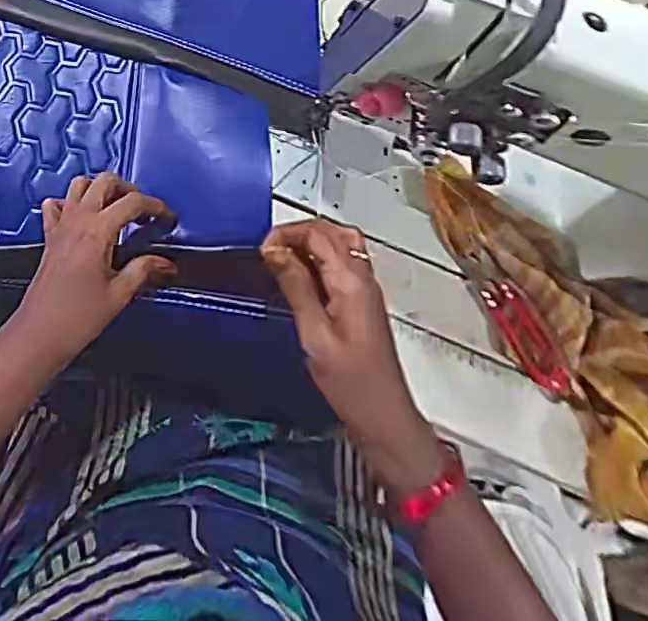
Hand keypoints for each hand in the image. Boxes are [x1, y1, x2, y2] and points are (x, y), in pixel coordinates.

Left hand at [0, 173, 176, 374]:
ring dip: (100, 190)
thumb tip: (164, 262)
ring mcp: (60, 226)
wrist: (39, 334)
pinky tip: (83, 219)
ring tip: (116, 210)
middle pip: (104, 181)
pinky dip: (70, 204)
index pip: (132, 202)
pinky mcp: (50, 237)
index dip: (155, 206)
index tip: (167, 217)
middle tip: (142, 211)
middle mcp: (77, 221)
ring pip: (79, 185)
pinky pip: (57, 205)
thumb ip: (143, 270)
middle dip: (128, 189)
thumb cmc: (76, 318)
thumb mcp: (119, 294)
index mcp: (97, 232)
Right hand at [261, 220, 447, 494]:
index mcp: (351, 283)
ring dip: (309, 242)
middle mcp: (363, 278)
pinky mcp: (361, 300)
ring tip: (281, 258)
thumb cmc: (351, 384)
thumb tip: (275, 251)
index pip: (319, 235)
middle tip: (269, 250)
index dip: (287, 234)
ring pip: (339, 243)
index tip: (263, 251)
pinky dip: (317, 257)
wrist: (385, 417)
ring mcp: (365, 288)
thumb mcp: (315, 335)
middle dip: (297, 232)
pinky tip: (298, 275)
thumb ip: (296, 287)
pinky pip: (341, 262)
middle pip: (332, 231)